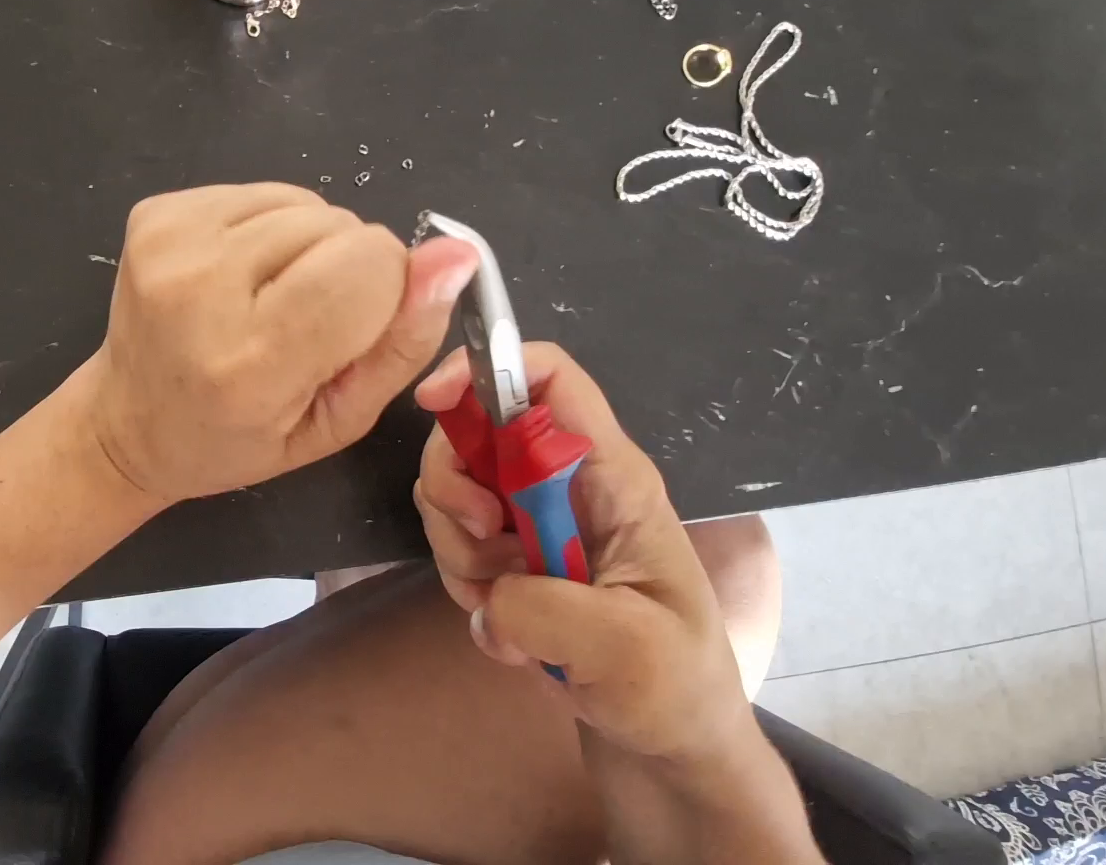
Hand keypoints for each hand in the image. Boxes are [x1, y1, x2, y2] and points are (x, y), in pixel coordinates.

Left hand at [88, 183, 479, 506]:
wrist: (127, 421)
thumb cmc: (235, 440)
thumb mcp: (336, 421)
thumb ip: (402, 343)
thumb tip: (455, 255)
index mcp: (248, 359)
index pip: (368, 264)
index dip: (382, 290)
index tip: (348, 329)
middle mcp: (199, 286)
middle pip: (339, 224)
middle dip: (343, 268)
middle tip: (298, 323)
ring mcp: (170, 240)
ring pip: (304, 201)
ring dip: (305, 246)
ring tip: (265, 299)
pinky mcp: (155, 211)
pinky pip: (262, 193)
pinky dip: (268, 229)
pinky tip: (239, 276)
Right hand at [414, 344, 754, 763]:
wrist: (664, 736)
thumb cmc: (673, 684)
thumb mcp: (631, 651)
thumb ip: (551, 611)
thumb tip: (489, 591)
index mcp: (607, 475)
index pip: (548, 378)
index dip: (486, 369)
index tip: (432, 401)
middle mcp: (560, 480)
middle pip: (473, 431)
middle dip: (453, 485)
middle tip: (482, 540)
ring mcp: (528, 515)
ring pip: (451, 490)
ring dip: (457, 549)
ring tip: (506, 612)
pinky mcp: (506, 551)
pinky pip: (452, 541)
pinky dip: (462, 583)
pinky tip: (506, 629)